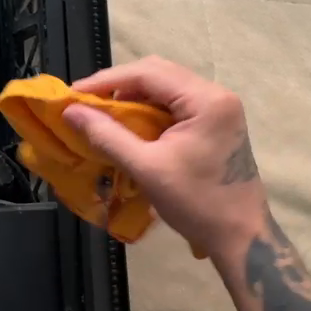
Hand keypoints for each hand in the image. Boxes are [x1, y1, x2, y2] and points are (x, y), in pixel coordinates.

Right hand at [63, 57, 265, 253]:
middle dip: (119, 85)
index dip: (106, 80)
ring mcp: (219, 108)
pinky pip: (174, 102)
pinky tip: (129, 124)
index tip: (74, 93)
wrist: (241, 238)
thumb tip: (70, 111)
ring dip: (133, 96)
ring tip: (104, 113)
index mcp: (206, 100)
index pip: (148, 73)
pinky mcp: (216, 122)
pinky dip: (148, 109)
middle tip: (87, 102)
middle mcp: (216, 95)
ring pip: (165, 86)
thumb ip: (107, 135)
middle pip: (157, 73)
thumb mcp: (146, 168)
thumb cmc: (197, 203)